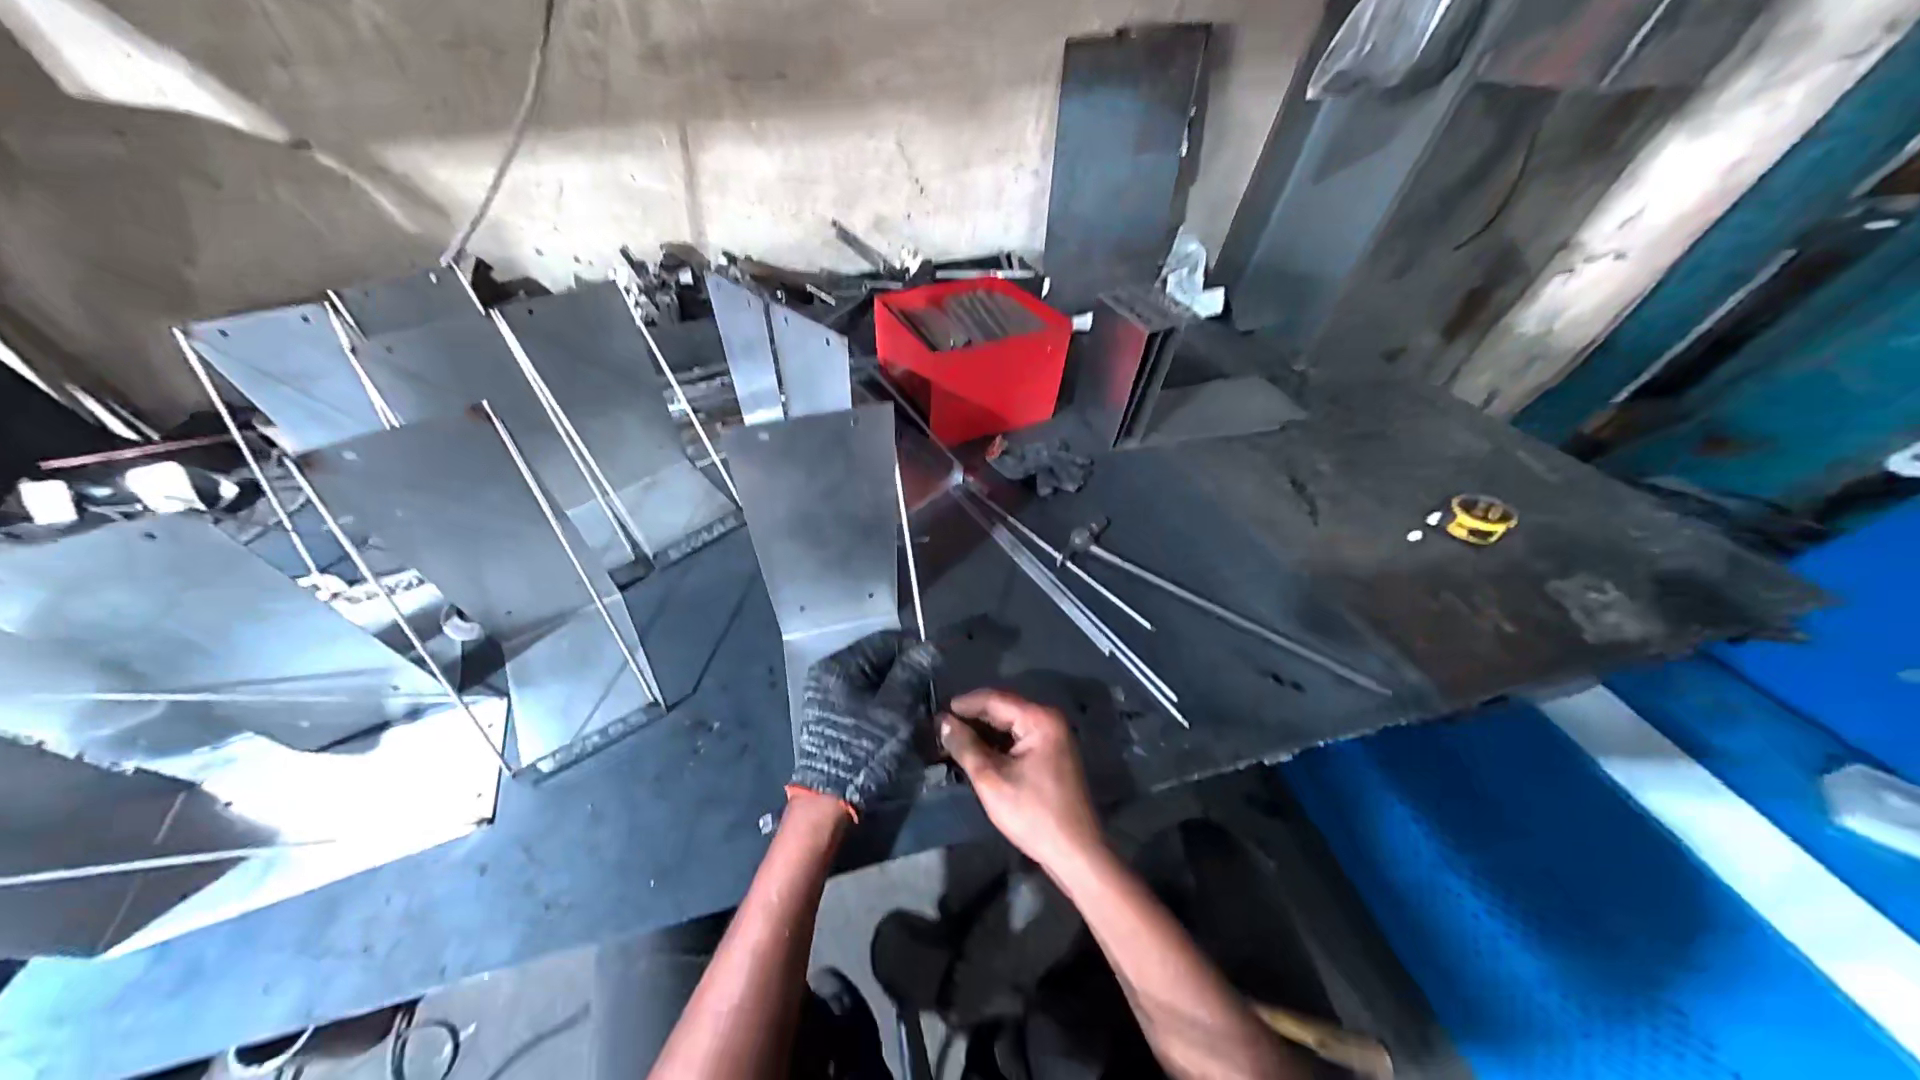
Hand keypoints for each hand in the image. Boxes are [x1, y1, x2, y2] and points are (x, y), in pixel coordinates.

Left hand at [791, 630, 939, 815]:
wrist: (831, 799)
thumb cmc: (863, 748)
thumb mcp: (894, 708)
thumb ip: (912, 673)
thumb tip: (931, 645)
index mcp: (838, 666)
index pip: (883, 640)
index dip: (913, 648)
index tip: (938, 663)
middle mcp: (831, 675)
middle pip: (879, 660)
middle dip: (907, 671)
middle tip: (932, 686)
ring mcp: (831, 696)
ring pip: (876, 680)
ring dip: (900, 689)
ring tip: (922, 703)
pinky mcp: (837, 716)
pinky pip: (868, 698)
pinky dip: (888, 703)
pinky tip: (905, 715)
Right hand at [939, 689, 1106, 874]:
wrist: (1075, 852)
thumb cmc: (1033, 813)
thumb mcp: (992, 779)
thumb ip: (966, 746)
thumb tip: (943, 722)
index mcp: (1040, 719)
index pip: (994, 699)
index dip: (963, 705)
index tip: (936, 714)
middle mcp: (1049, 721)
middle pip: (1003, 710)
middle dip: (971, 718)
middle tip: (940, 730)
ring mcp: (1053, 738)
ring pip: (1010, 726)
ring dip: (982, 732)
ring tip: (952, 741)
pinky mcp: (1051, 756)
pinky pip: (1018, 740)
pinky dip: (997, 744)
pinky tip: (976, 753)